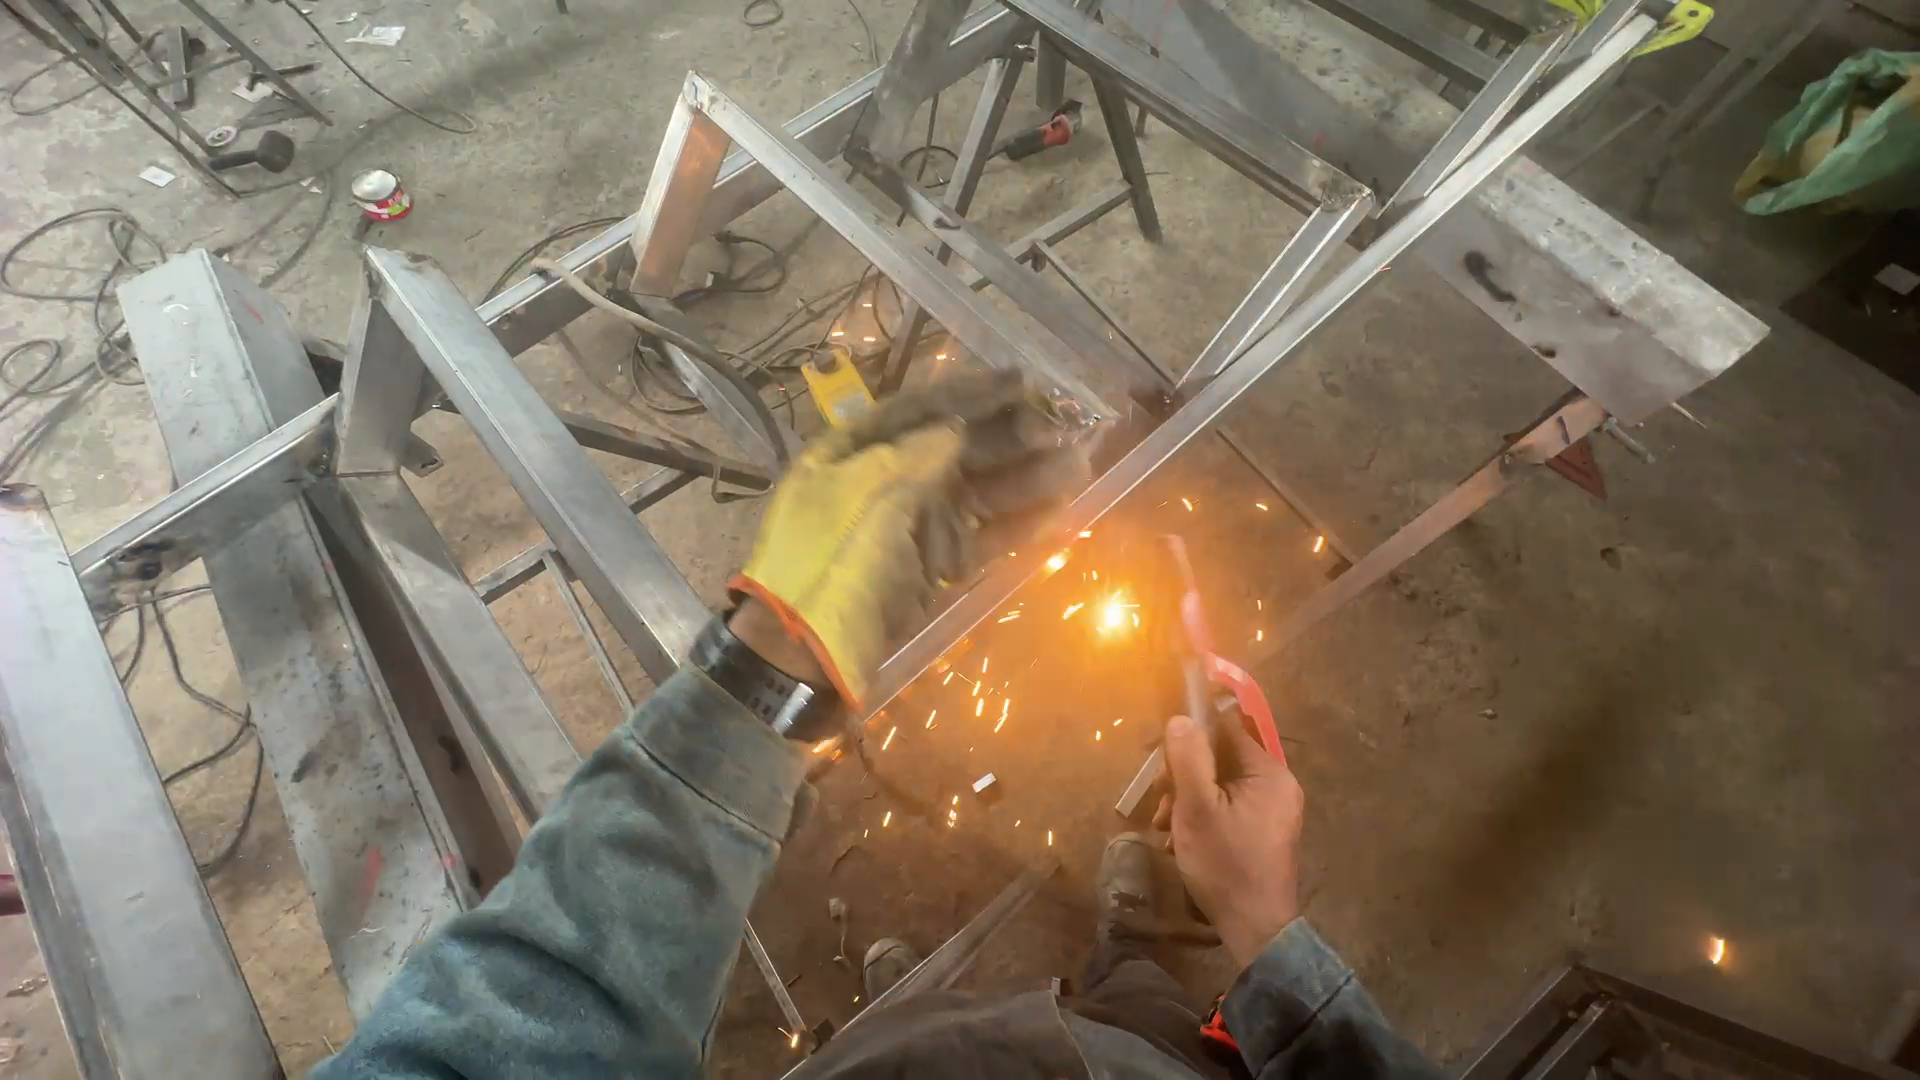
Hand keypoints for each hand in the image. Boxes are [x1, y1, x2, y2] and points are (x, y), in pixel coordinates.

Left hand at [731, 370, 1086, 706]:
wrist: (803, 657)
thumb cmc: (827, 563)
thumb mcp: (865, 495)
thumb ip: (915, 455)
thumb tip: (955, 429)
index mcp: (853, 452)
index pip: (920, 409)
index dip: (972, 393)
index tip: (1022, 381)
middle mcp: (884, 482)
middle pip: (956, 449)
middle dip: (1010, 437)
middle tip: (1065, 429)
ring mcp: (910, 528)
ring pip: (976, 494)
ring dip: (1026, 479)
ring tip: (1079, 465)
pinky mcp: (931, 569)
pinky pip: (980, 540)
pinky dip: (1016, 526)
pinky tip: (1059, 511)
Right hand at [1155, 714, 1303, 967]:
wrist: (1255, 931)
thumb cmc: (1226, 864)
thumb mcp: (1197, 808)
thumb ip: (1188, 758)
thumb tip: (1179, 717)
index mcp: (1269, 774)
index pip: (1225, 730)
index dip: (1188, 733)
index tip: (1155, 748)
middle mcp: (1276, 785)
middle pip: (1218, 758)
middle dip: (1182, 775)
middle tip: (1160, 801)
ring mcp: (1270, 809)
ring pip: (1217, 783)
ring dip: (1185, 798)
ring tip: (1165, 826)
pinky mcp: (1260, 830)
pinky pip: (1224, 805)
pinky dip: (1199, 814)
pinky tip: (1179, 837)